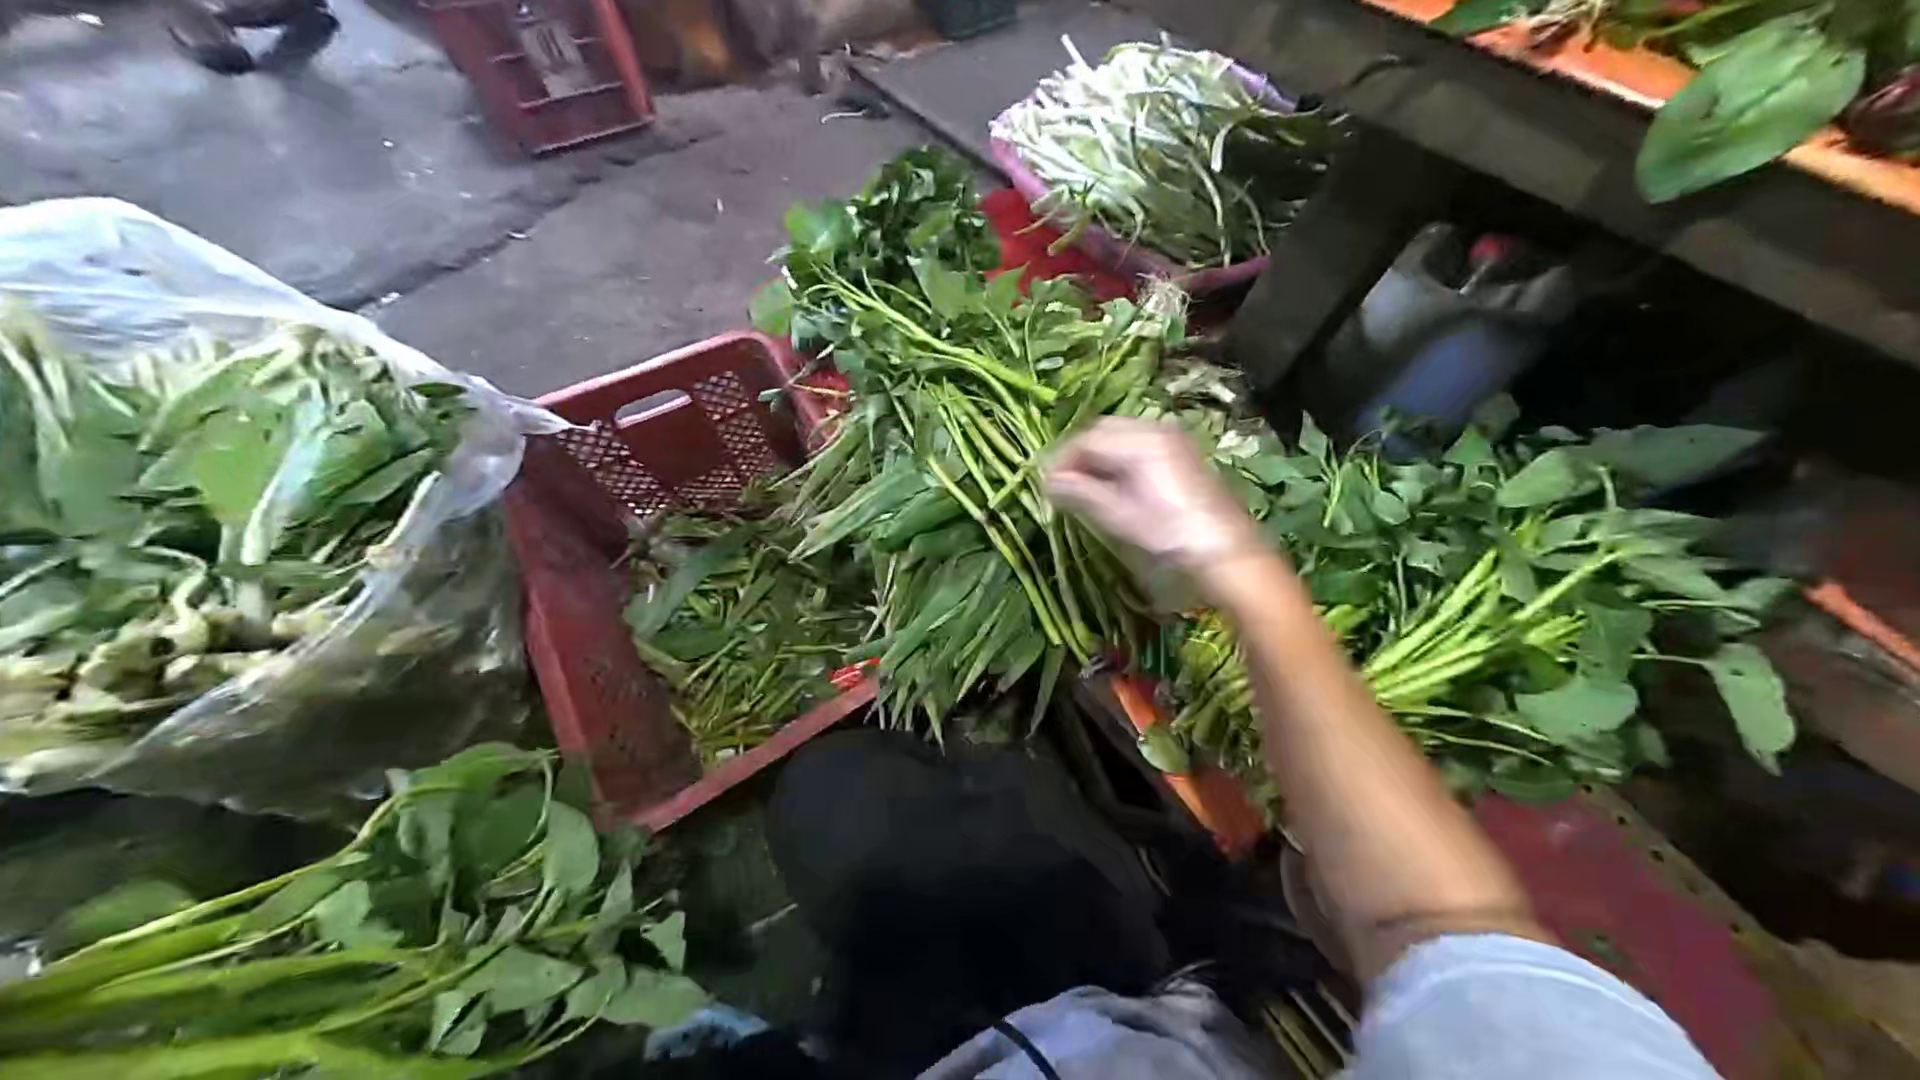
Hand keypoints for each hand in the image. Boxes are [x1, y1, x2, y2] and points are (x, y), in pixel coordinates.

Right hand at [1045, 417, 1264, 571]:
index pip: (1086, 440)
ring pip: (1120, 436)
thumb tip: (1047, 482)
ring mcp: (1172, 440)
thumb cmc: (1171, 536)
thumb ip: (1082, 495)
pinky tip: (1113, 485)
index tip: (1045, 485)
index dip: (1061, 461)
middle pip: (1102, 431)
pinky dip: (1118, 459)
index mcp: (1140, 441)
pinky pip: (1138, 444)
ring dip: (1098, 457)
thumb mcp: (1120, 517)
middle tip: (1062, 484)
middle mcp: (1156, 430)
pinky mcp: (1181, 454)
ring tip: (1084, 487)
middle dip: (1078, 455)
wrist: (1228, 553)